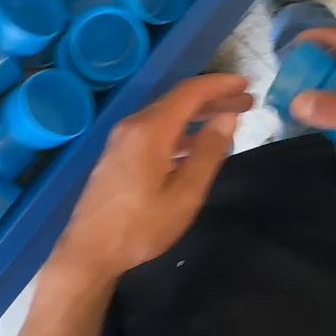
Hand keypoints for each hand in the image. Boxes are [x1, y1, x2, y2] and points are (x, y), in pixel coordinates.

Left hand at [51, 73, 252, 279]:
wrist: (89, 252)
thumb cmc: (141, 227)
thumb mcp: (185, 194)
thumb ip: (208, 153)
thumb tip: (227, 119)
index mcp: (150, 131)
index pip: (190, 92)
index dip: (220, 85)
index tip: (247, 84)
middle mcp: (133, 126)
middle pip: (178, 101)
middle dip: (213, 98)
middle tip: (245, 102)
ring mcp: (122, 140)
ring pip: (166, 116)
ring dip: (197, 115)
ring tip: (227, 122)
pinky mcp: (118, 155)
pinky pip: (155, 131)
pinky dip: (180, 131)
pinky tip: (196, 146)